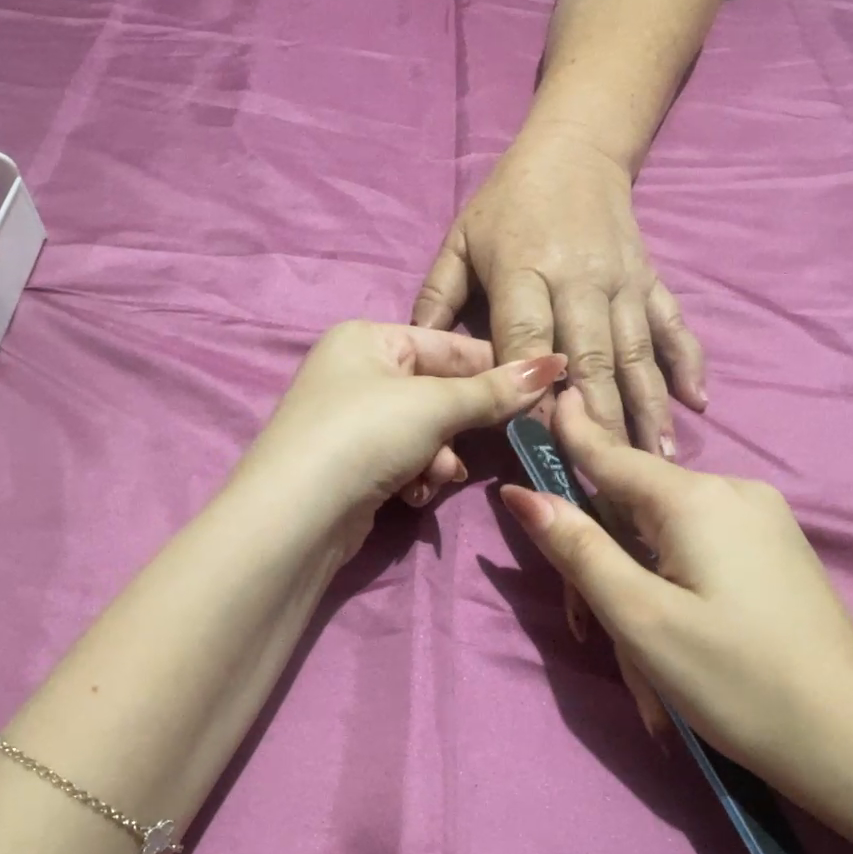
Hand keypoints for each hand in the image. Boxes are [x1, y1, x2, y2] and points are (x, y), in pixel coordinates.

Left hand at [237, 321, 565, 557]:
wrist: (298, 514)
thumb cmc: (365, 435)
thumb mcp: (435, 405)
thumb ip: (494, 390)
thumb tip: (554, 363)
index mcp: (368, 339)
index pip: (449, 345)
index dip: (495, 370)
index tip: (539, 393)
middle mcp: (357, 373)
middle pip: (439, 394)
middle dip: (458, 427)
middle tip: (475, 446)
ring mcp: (352, 423)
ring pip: (427, 434)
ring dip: (439, 459)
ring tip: (431, 477)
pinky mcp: (353, 466)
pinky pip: (405, 462)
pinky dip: (417, 478)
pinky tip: (412, 495)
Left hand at [412, 123, 706, 455]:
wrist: (577, 146)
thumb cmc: (507, 202)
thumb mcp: (461, 241)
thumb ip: (437, 298)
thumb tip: (418, 357)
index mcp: (525, 270)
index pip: (528, 339)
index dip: (532, 392)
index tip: (539, 443)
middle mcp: (580, 280)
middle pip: (589, 359)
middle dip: (596, 420)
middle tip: (601, 475)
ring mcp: (623, 282)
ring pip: (636, 354)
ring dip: (646, 410)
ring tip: (654, 461)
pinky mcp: (651, 281)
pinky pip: (672, 325)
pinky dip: (687, 363)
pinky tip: (697, 404)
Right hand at [498, 388, 852, 795]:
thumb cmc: (735, 680)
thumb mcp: (640, 618)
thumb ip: (579, 550)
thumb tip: (522, 493)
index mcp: (696, 499)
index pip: (611, 456)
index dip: (570, 435)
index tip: (542, 398)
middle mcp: (733, 492)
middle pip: (635, 507)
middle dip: (603, 562)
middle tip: (587, 631)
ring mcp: (762, 522)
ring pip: (666, 539)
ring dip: (639, 592)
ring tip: (645, 673)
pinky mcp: (776, 552)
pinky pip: (700, 555)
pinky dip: (673, 593)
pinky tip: (677, 651)